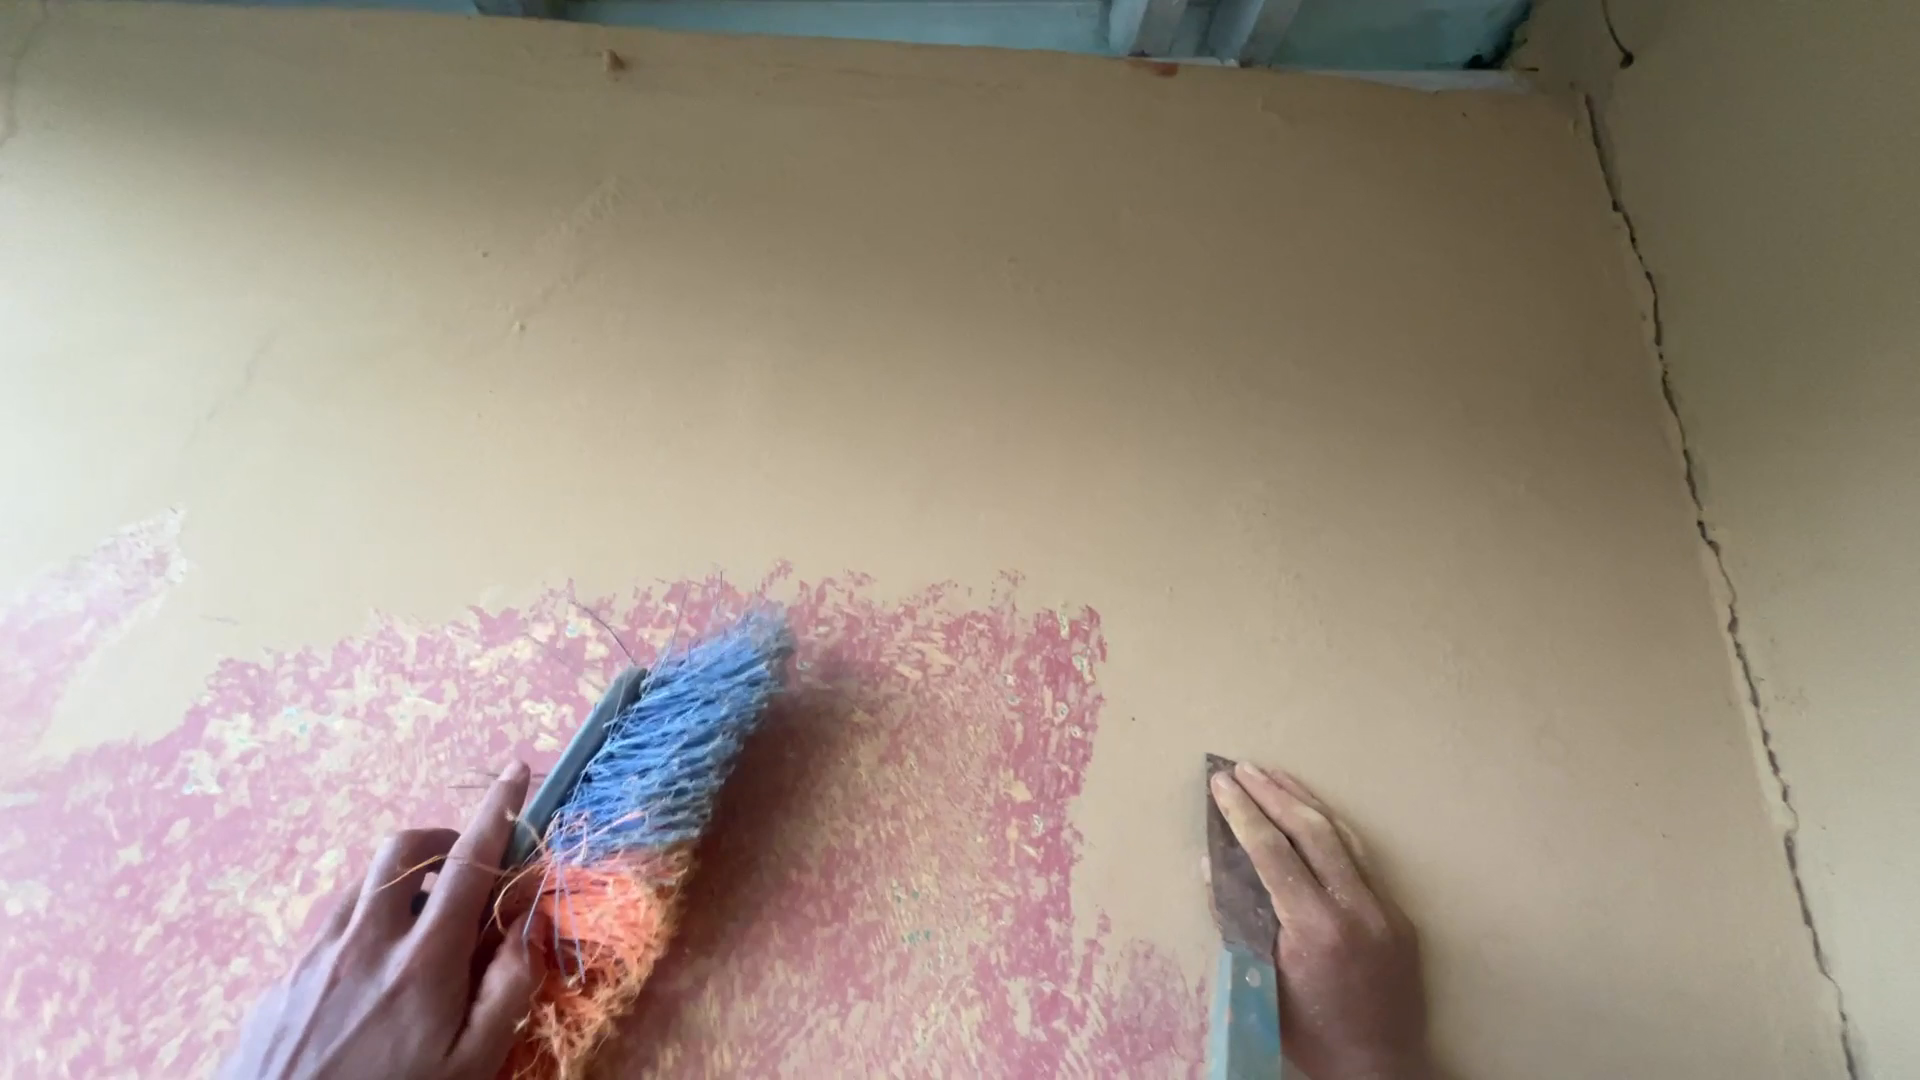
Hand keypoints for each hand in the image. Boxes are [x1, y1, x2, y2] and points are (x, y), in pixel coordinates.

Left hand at [222, 761, 544, 1079]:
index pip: (469, 861)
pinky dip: (363, 925)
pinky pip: (327, 928)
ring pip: (361, 883)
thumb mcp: (473, 1064)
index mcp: (423, 961)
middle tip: (461, 870)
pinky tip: (367, 980)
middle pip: (401, 849)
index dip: (498, 809)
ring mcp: (310, 963)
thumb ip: (509, 984)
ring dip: (401, 881)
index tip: (515, 769)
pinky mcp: (273, 987)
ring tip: (418, 927)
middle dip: (439, 838)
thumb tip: (525, 921)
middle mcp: (364, 944)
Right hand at [1209, 762, 1431, 1079]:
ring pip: (1343, 835)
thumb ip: (1233, 917)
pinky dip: (1330, 828)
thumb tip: (1211, 863)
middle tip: (1242, 767)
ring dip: (1303, 801)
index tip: (1219, 783)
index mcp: (1316, 927)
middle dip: (1272, 793)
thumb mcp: (1258, 978)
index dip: (1241, 812)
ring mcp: (1385, 909)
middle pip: (1311, 831)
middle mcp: (1356, 909)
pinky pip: (1361, 858)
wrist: (1381, 1072)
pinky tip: (1311, 813)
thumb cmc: (1307, 1030)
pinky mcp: (1400, 915)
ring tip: (1273, 775)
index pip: (1271, 850)